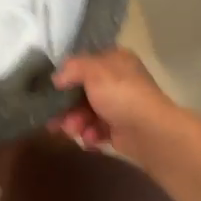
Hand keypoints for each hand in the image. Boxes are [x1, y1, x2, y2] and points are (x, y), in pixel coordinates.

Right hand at [51, 48, 186, 156]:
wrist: (148, 130)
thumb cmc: (120, 94)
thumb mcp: (94, 71)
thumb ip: (72, 68)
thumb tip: (57, 77)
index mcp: (116, 60)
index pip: (86, 63)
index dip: (68, 75)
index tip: (52, 89)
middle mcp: (118, 80)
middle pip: (82, 91)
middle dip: (68, 107)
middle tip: (56, 120)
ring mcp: (118, 105)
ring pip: (86, 112)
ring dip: (76, 123)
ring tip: (76, 130)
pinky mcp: (118, 128)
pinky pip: (96, 129)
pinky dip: (91, 135)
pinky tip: (92, 139)